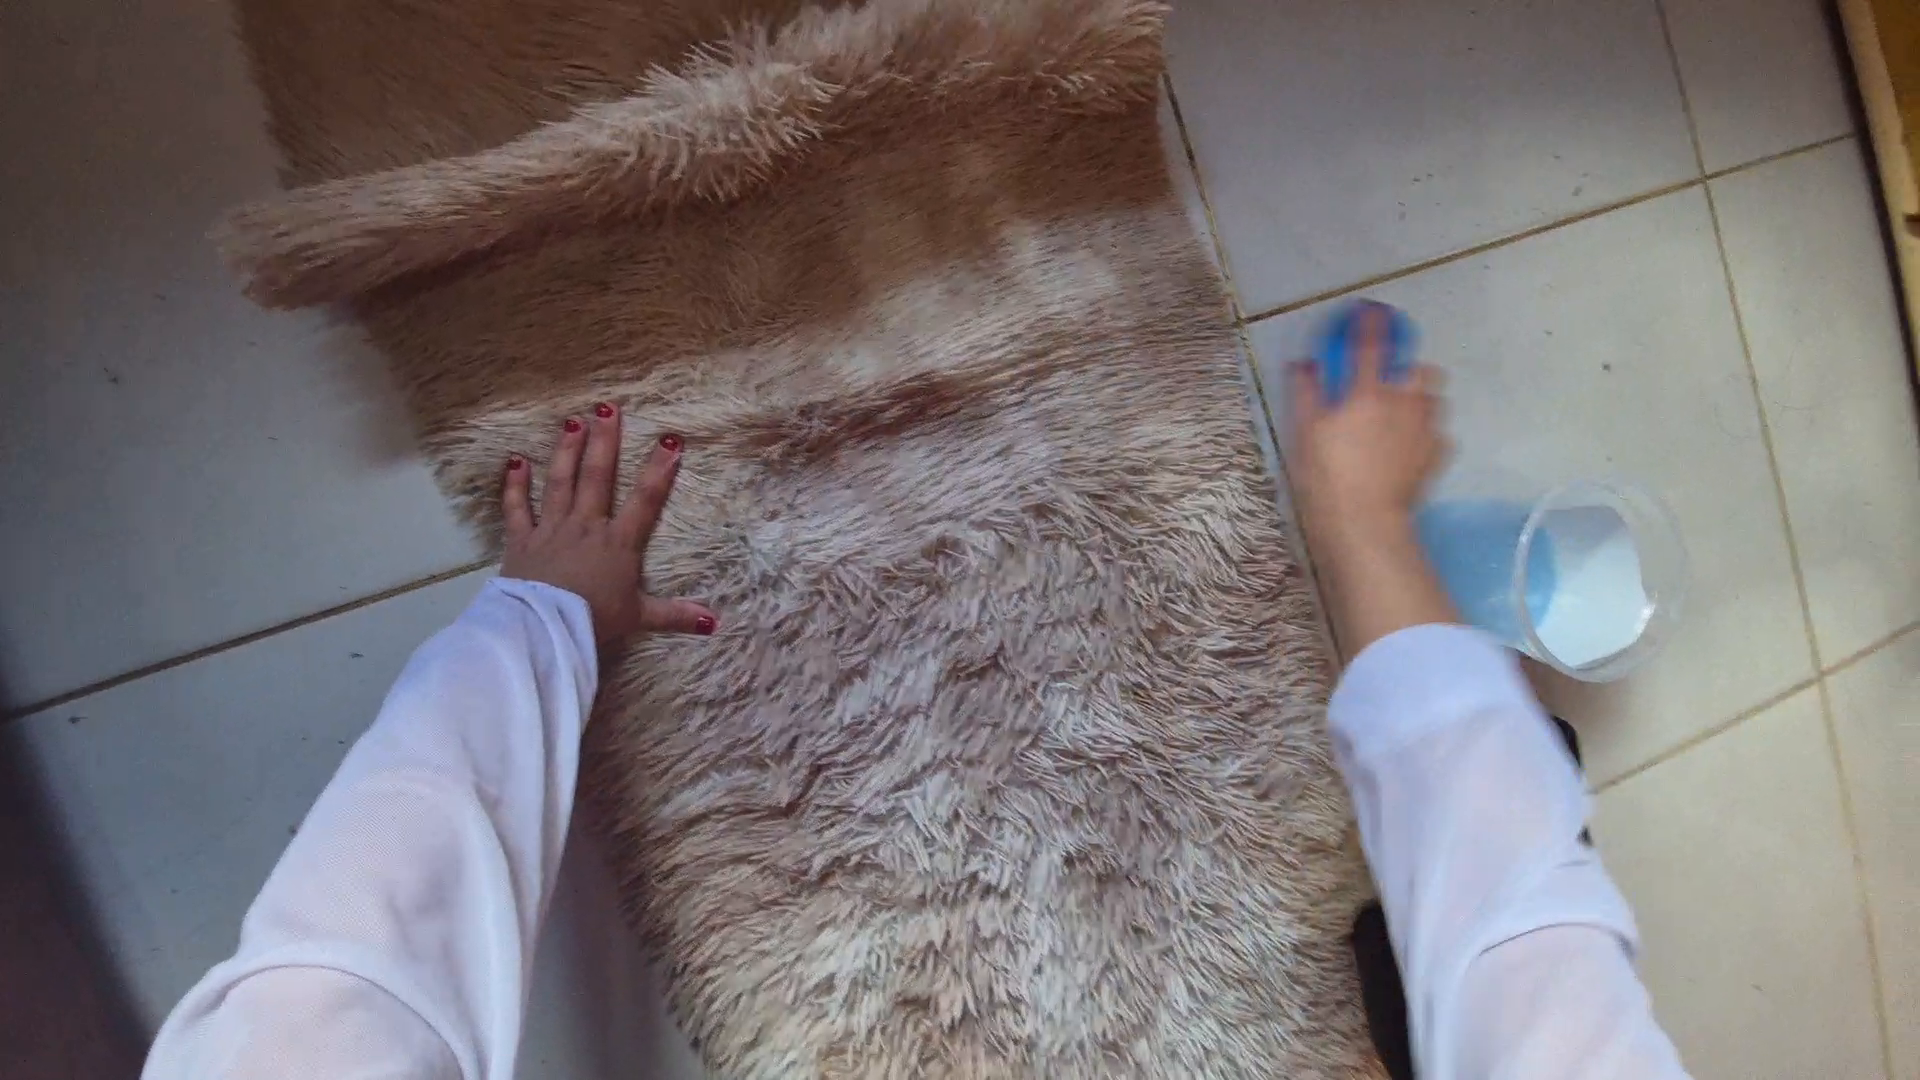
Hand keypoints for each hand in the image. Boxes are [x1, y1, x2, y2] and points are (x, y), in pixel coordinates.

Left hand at [500, 404, 717, 644]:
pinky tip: (516, 461)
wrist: (543, 630)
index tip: (670, 440)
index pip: (646, 499)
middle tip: (608, 408)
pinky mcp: (522, 541)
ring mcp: (552, 530)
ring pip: (561, 482)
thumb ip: (676, 615)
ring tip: (572, 422)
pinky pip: (517, 508)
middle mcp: (587, 526)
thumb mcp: (640, 617)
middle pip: (598, 477)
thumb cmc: (595, 620)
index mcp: (619, 542)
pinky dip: (515, 485)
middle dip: (606, 441)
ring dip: (567, 450)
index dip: (660, 469)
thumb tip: (715, 623)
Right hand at [1287, 307, 1448, 556]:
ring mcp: (1426, 428)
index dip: (1370, 322)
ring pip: (1432, 397)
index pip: (1370, 344)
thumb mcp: (1305, 432)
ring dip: (1418, 396)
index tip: (1369, 308)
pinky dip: (1423, 431)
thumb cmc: (1326, 476)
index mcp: (1368, 392)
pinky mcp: (1438, 454)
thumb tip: (1304, 363)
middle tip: (1386, 379)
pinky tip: (1405, 447)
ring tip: (1398, 413)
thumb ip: (1307, 392)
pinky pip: (1436, 431)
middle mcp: (1404, 402)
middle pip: (1419, 367)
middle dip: (1407, 366)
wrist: (1363, 520)